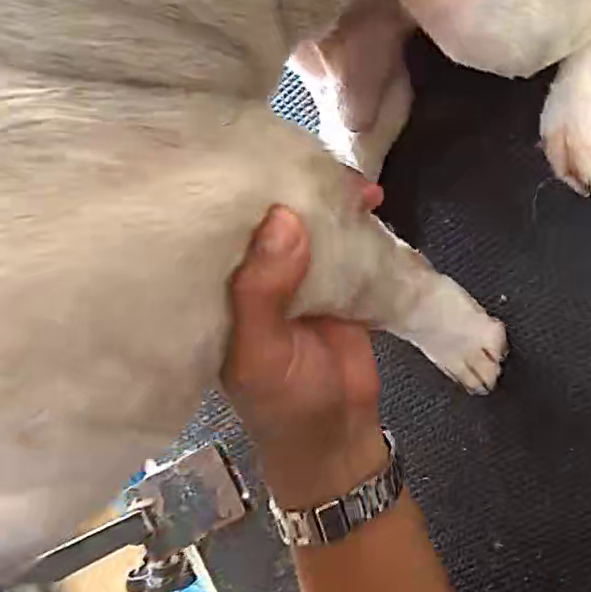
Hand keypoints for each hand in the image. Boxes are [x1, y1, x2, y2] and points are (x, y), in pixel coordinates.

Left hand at [222, 190, 389, 510]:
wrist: (340, 436)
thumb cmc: (286, 403)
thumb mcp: (261, 353)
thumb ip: (263, 291)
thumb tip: (283, 217)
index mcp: (222, 291)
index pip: (219, 231)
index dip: (231, 194)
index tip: (252, 155)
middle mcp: (258, 279)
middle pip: (269, 222)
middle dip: (291, 189)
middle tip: (315, 159)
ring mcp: (303, 281)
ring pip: (312, 229)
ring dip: (331, 203)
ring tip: (351, 180)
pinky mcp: (341, 288)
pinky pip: (349, 249)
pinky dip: (361, 227)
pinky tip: (372, 203)